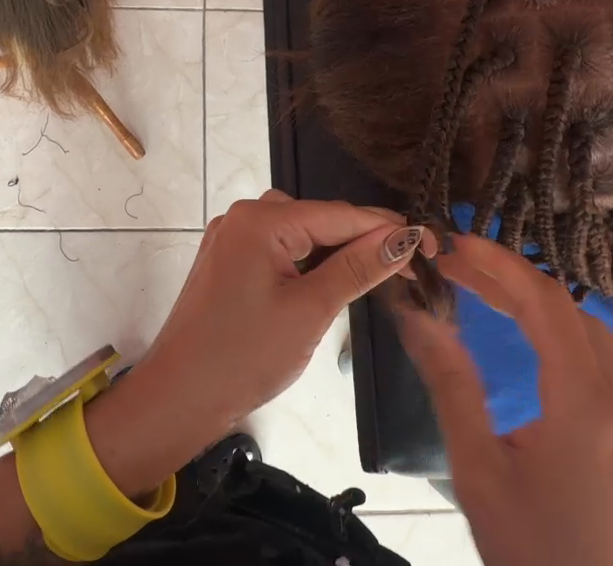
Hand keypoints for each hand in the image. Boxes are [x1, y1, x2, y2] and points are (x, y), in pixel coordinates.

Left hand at [97, 192, 422, 490]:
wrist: (180, 397)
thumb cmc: (246, 356)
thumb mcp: (310, 310)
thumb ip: (358, 268)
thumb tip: (405, 238)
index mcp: (260, 221)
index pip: (338, 214)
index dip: (387, 228)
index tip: (432, 244)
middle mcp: (243, 217)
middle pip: (319, 218)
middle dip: (363, 238)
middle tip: (411, 263)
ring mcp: (232, 238)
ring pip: (300, 232)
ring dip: (337, 249)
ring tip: (379, 271)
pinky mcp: (228, 260)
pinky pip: (279, 247)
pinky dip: (309, 260)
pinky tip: (333, 278)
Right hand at [397, 234, 612, 565]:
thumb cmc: (532, 554)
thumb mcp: (478, 471)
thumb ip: (451, 385)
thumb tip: (417, 317)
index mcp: (585, 403)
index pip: (545, 303)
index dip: (498, 264)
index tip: (453, 246)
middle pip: (568, 311)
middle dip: (509, 279)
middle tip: (454, 267)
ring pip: (596, 330)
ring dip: (543, 303)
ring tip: (492, 295)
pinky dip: (579, 332)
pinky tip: (558, 342)